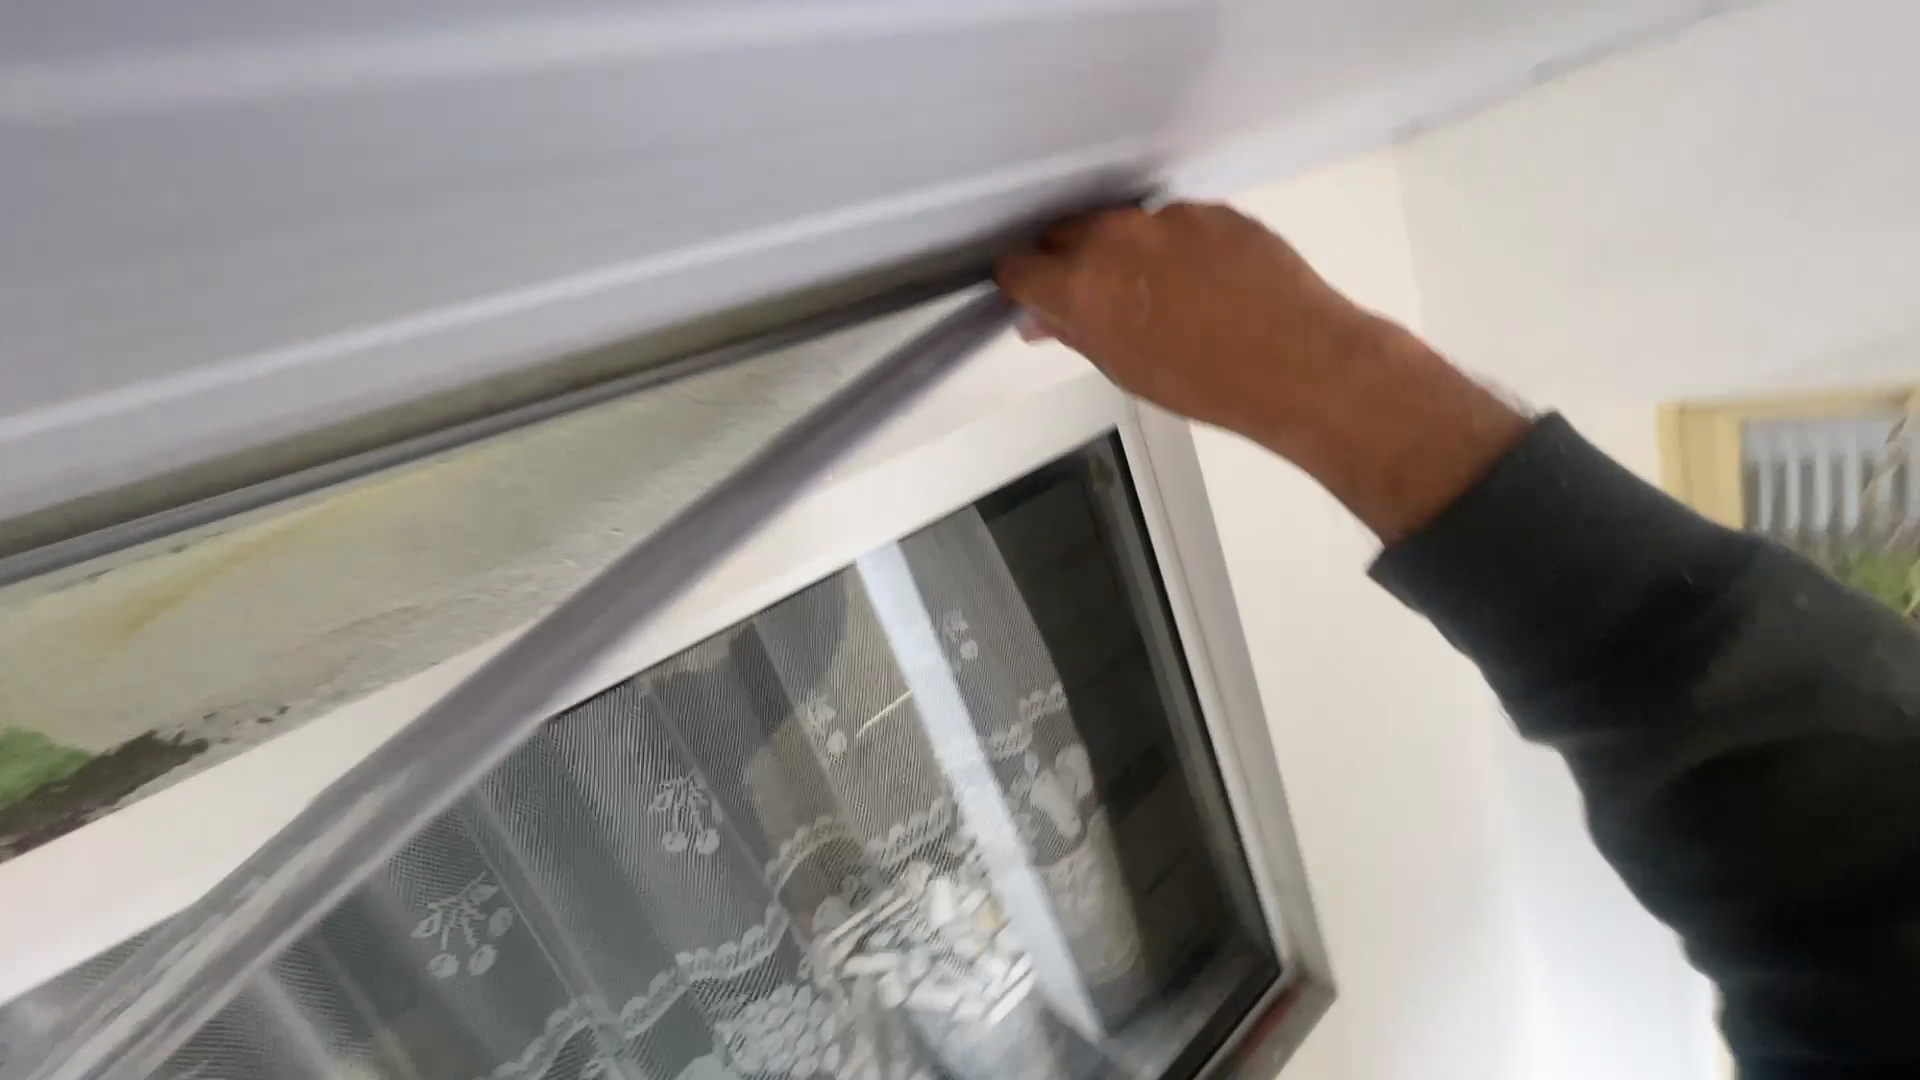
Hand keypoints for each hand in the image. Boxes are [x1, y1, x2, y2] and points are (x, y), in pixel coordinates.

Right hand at [994, 202, 1528, 543]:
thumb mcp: (1122, 368)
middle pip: (1063, 233)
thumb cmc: (1207, 379)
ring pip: (1119, 227)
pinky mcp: (1209, 209)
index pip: (1019, 267)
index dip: (1020, 284)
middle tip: (1085, 297)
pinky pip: (1170, 224)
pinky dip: (1171, 247)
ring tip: (1152, 296)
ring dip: (1120, 253)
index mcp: (1081, 285)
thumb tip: (1045, 320)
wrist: (1294, 361)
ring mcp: (1166, 218)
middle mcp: (1115, 238)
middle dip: (1064, 262)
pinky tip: (1195, 283)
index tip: (1028, 294)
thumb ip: (1074, 334)